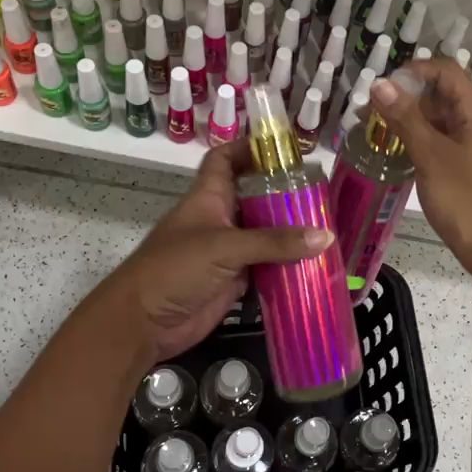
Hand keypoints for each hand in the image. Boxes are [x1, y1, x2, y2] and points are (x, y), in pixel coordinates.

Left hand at [89, 139, 332, 363]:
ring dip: (290, 232)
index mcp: (208, 197)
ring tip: (329, 226)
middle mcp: (219, 220)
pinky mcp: (233, 281)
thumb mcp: (225, 247)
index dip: (249, 148)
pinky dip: (287, 266)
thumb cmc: (175, 269)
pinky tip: (315, 264)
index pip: (225, 160)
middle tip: (323, 193)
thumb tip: (326, 236)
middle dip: (284, 193)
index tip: (284, 148)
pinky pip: (266, 268)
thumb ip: (274, 242)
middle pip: (254, 197)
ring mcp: (227, 252)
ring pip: (264, 235)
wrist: (142, 322)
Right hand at [371, 58, 471, 278]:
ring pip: (443, 118)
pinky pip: (446, 140)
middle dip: (409, 97)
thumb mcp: (430, 156)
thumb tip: (379, 83)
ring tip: (380, 131)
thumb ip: (405, 118)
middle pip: (444, 93)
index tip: (383, 88)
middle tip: (372, 112)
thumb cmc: (465, 200)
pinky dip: (424, 139)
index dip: (414, 72)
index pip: (447, 72)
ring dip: (413, 119)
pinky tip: (401, 151)